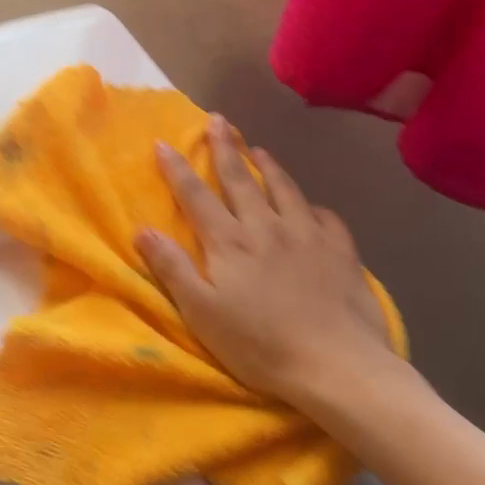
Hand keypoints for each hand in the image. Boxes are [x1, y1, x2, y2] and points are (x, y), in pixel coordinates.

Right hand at [135, 114, 409, 406]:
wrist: (336, 363)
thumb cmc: (260, 345)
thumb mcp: (202, 313)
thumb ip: (173, 269)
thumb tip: (143, 230)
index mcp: (230, 242)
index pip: (197, 196)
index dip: (178, 169)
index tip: (164, 143)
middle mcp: (267, 227)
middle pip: (241, 179)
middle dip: (225, 148)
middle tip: (218, 120)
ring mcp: (308, 235)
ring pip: (284, 188)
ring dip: (268, 166)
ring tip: (259, 149)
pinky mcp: (341, 250)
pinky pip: (325, 216)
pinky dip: (312, 206)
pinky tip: (311, 206)